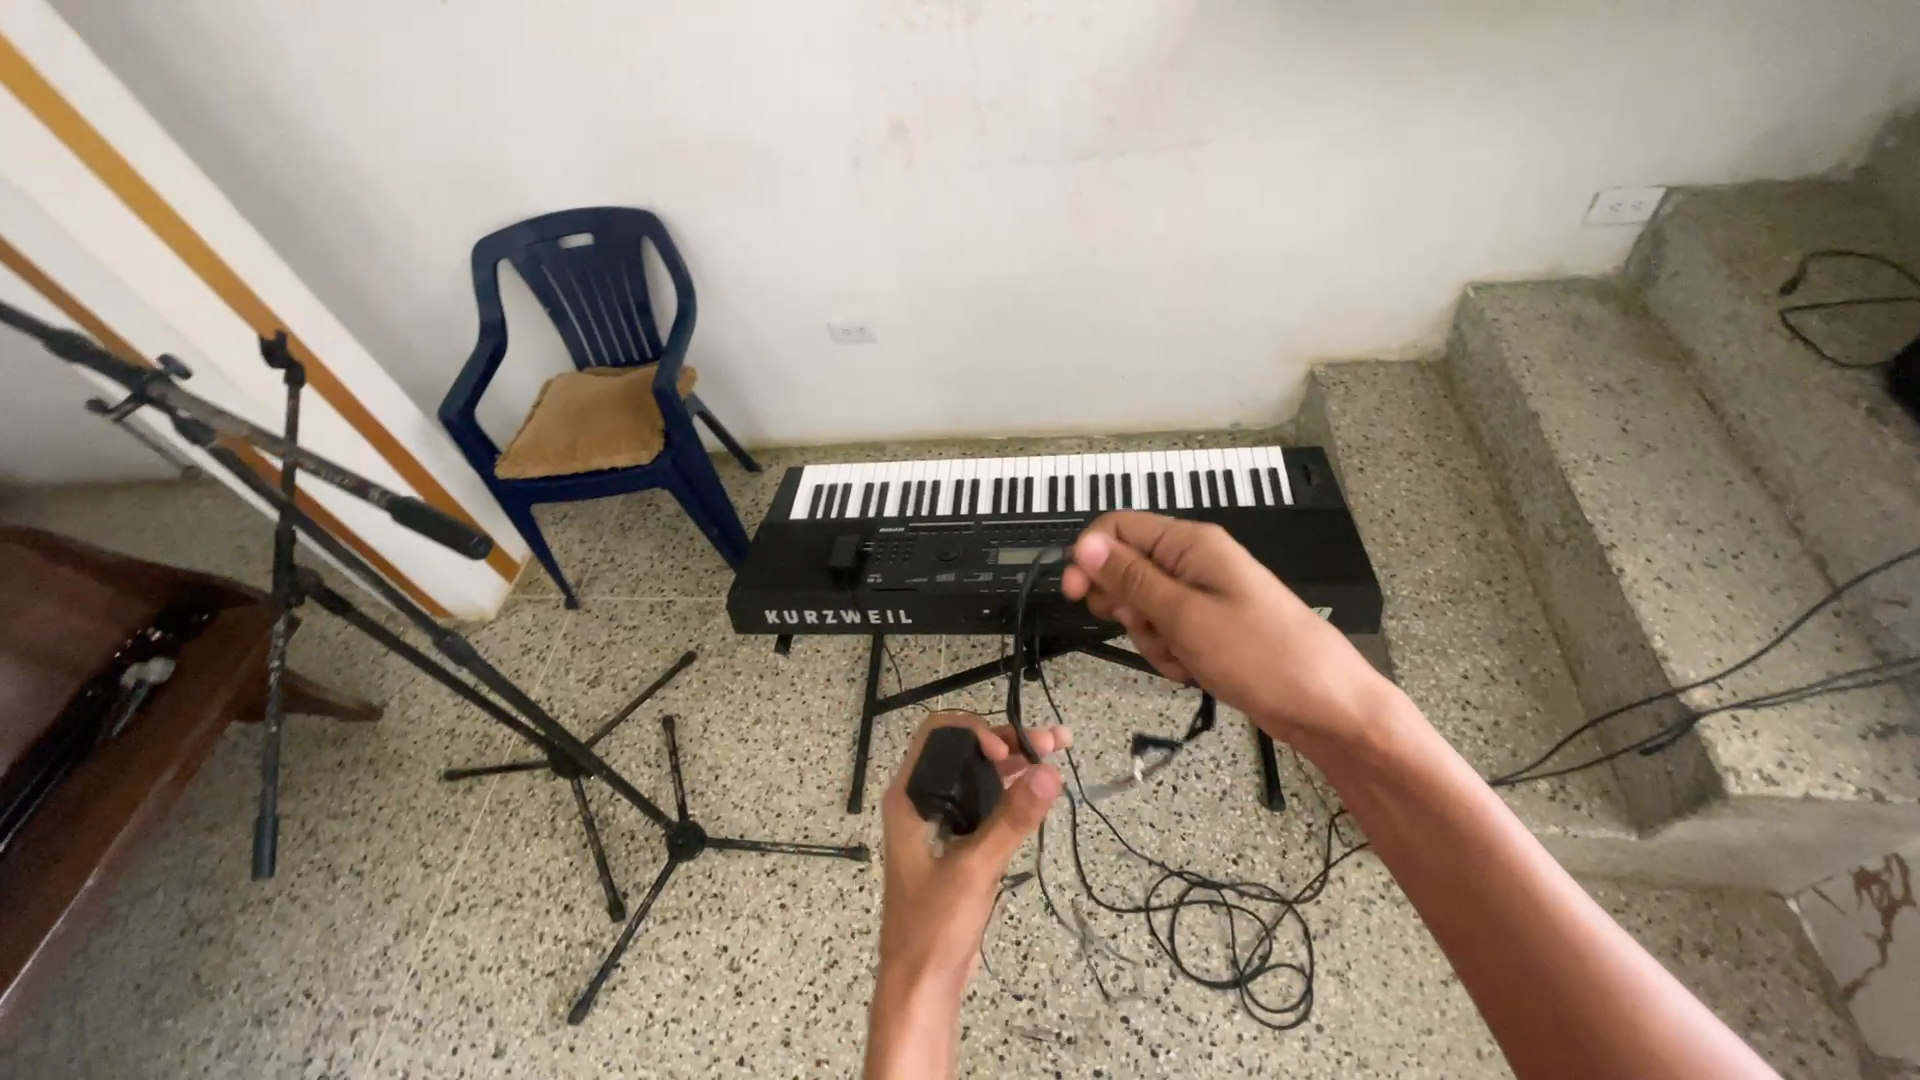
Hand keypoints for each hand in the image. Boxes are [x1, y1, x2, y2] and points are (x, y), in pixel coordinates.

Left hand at [866, 711, 1068, 1077]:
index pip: (939, 735)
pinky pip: (986, 802)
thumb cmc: (933, 925)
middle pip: (965, 752)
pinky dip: (1013, 790)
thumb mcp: (975, 868)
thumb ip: (1012, 819)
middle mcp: (923, 800)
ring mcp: (941, 821)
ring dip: (1017, 762)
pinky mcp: (959, 842)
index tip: (1006, 753)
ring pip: (979, 776)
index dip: (974, 732)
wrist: (922, 984)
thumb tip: (1049, 773)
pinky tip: (1040, 788)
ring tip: (1058, 750)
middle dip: (1009, 740)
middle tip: (1054, 741)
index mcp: (910, 796)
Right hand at [1059, 510, 1398, 749]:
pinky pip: (1165, 634)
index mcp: (1190, 544)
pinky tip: (1194, 669)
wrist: (1323, 705)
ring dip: (1150, 638)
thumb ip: (1131, 579)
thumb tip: (1085, 544)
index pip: (1117, 528)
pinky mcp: (1207, 627)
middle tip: (1149, 629)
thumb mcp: (1184, 615)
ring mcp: (1201, 597)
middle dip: (1124, 607)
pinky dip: (1169, 654)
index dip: (1089, 557)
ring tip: (1183, 655)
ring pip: (1141, 609)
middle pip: (1125, 571)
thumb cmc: (1261, 655)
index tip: (1074, 595)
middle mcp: (1193, 562)